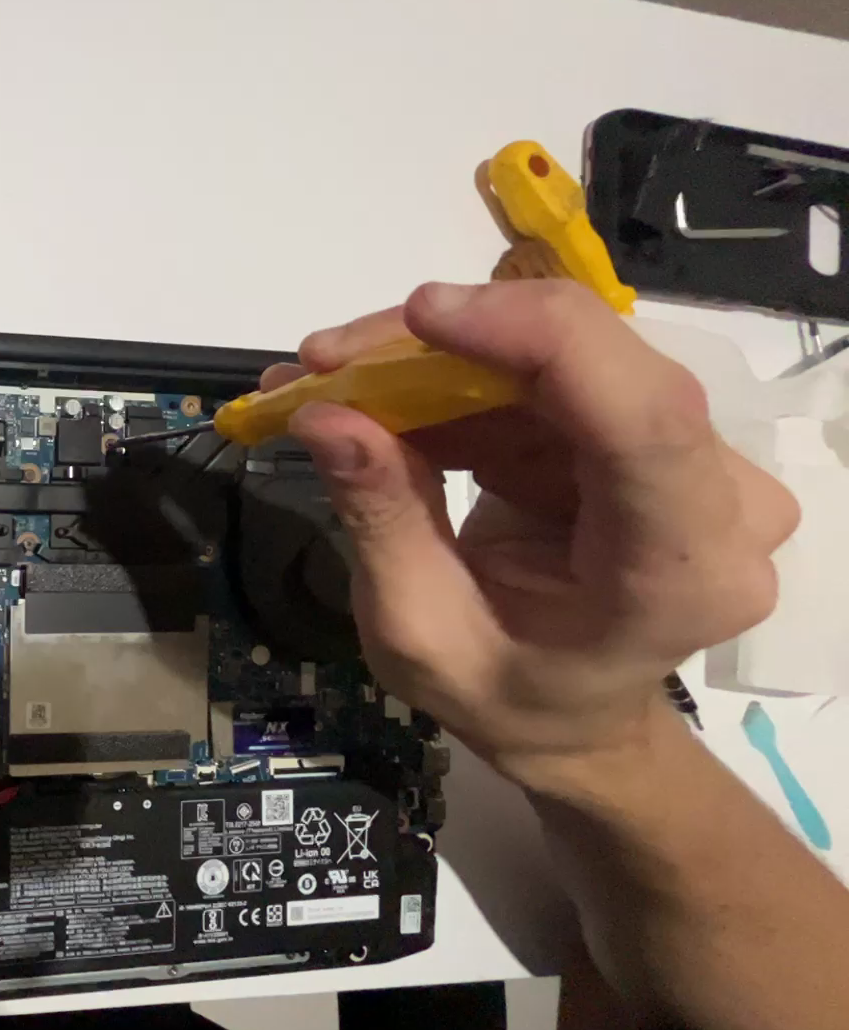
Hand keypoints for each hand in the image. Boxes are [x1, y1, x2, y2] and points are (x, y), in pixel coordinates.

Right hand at [268, 281, 797, 786]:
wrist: (562, 717)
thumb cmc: (496, 692)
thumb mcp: (413, 626)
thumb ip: (378, 521)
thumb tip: (322, 418)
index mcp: (676, 568)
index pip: (641, 420)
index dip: (538, 342)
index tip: (419, 312)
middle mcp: (711, 496)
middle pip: (585, 372)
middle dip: (440, 349)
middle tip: (319, 360)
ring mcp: (671, 460)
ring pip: (543, 364)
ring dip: (421, 363)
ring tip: (318, 379)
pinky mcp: (617, 442)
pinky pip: (523, 386)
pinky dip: (434, 385)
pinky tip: (362, 398)